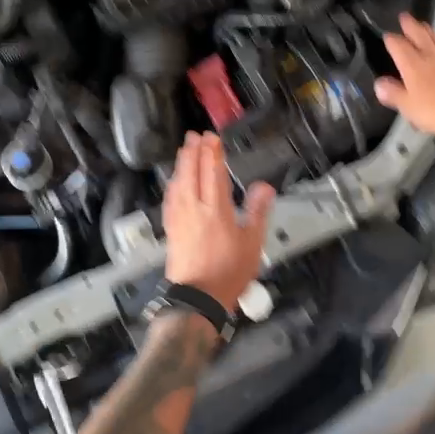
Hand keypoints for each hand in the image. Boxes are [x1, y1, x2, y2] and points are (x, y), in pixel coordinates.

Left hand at [162, 132, 275, 310]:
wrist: (197, 298)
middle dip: (193, 152)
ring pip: (178, 183)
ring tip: (184, 151)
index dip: (212, 152)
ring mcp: (179, 218)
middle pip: (191, 172)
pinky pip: (170, 199)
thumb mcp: (252, 243)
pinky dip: (173, 184)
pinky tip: (174, 182)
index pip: (213, 172)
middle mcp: (194, 208)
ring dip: (181, 164)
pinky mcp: (170, 229)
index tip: (211, 136)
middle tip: (194, 135)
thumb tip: (265, 186)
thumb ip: (257, 211)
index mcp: (216, 209)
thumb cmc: (229, 271)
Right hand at [374, 13, 434, 137]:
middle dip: (411, 26)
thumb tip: (379, 84)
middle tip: (405, 16)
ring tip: (425, 25)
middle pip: (420, 37)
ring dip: (429, 32)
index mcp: (414, 67)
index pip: (400, 48)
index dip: (392, 40)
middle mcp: (432, 59)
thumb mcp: (409, 107)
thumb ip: (394, 94)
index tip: (387, 35)